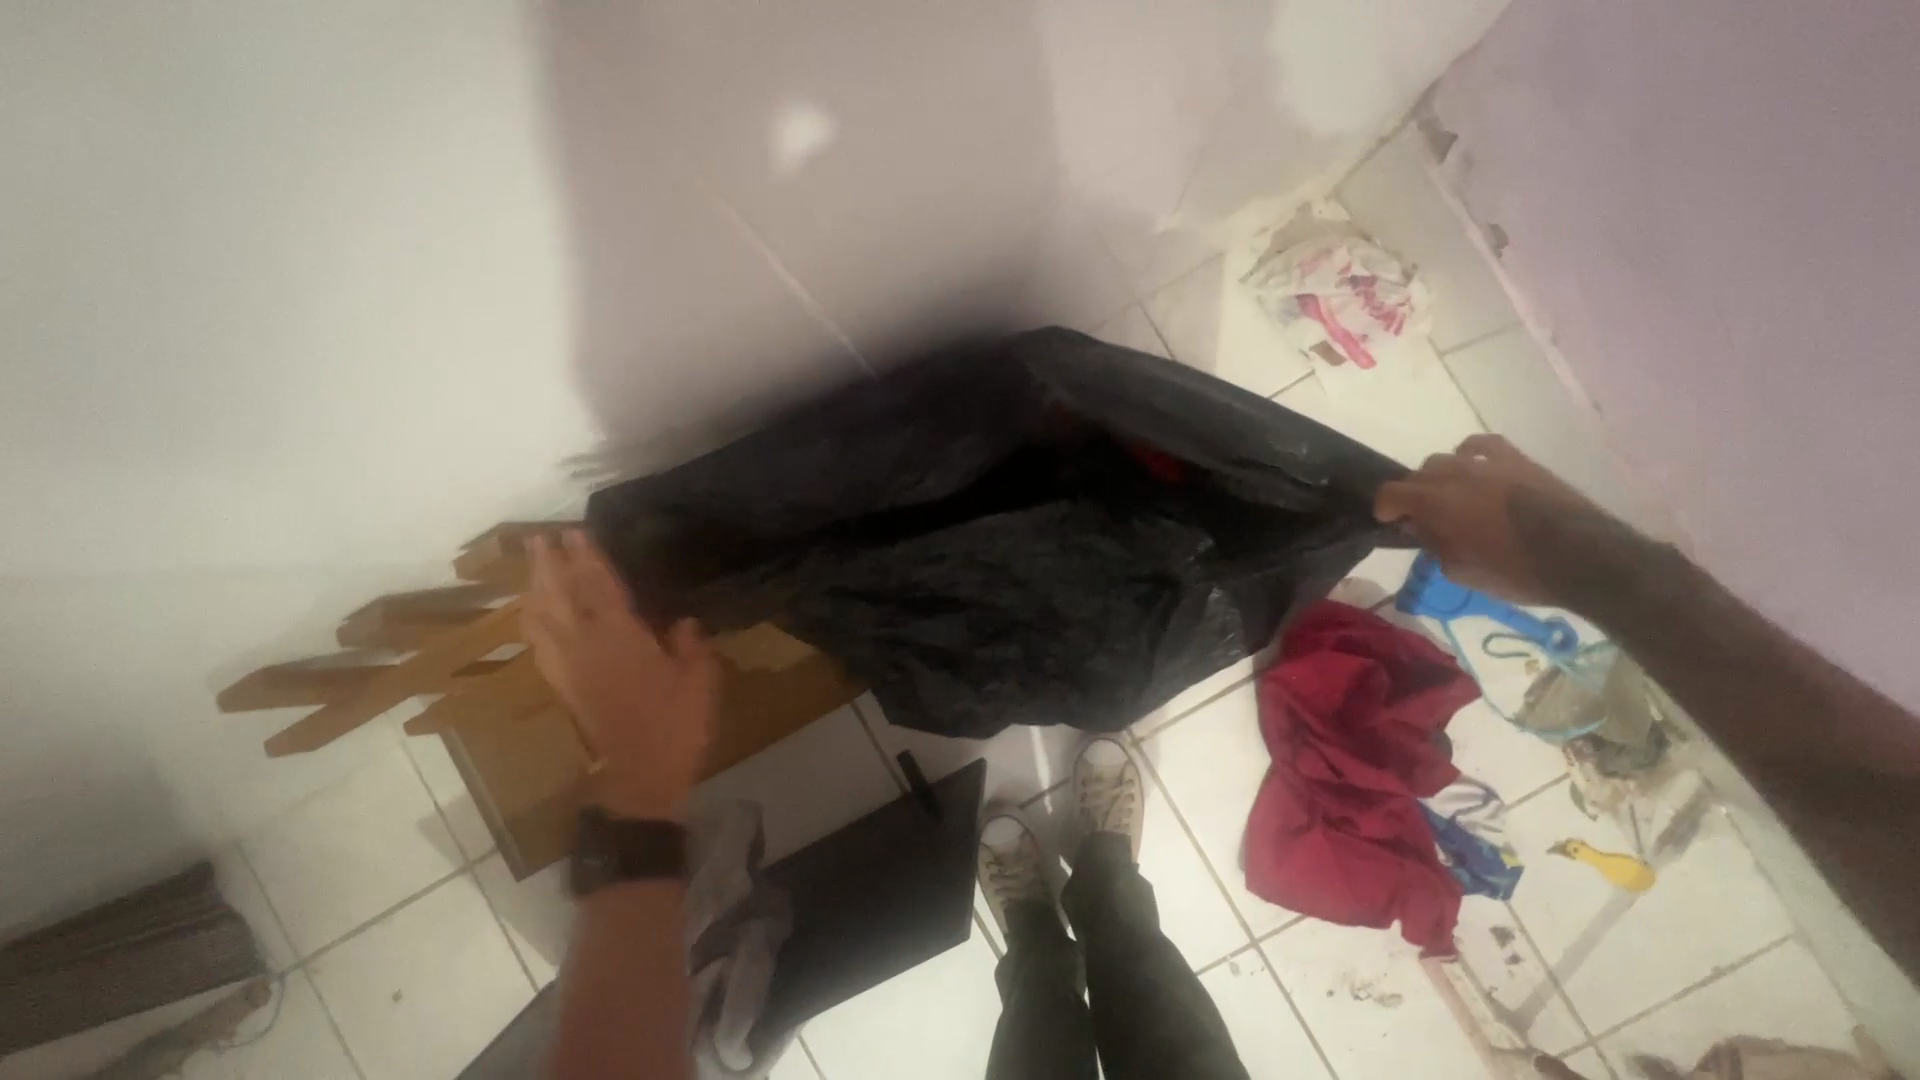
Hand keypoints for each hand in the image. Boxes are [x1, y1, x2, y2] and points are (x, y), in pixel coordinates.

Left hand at [523, 529, 719, 819]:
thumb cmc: (675, 725)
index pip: (599, 589)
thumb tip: (683, 622)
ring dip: (535, 590)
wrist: (640, 777)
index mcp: (622, 639)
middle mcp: (587, 647)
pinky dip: (533, 622)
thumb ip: (690, 646)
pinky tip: (534, 615)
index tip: (574, 532)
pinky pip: (539, 644)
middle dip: (549, 566)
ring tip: (533, 568)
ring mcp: (569, 667)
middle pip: (559, 597)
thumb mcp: (699, 682)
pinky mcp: (563, 687)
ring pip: (542, 619)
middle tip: (539, 539)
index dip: (587, 559)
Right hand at [1374, 434, 1612, 605]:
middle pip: (1418, 474)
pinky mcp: (1518, 461)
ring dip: (1441, 476)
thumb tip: (1420, 528)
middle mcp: (1455, 474)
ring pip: (1447, 458)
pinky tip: (1476, 469)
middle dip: (1414, 494)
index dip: (1385, 508)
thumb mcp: (1459, 570)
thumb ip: (1433, 543)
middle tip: (1425, 518)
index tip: (1391, 523)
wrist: (1581, 557)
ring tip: (1453, 496)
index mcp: (1435, 502)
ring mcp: (1488, 463)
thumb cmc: (1514, 572)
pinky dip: (1471, 454)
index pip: (1391, 493)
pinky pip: (1483, 445)